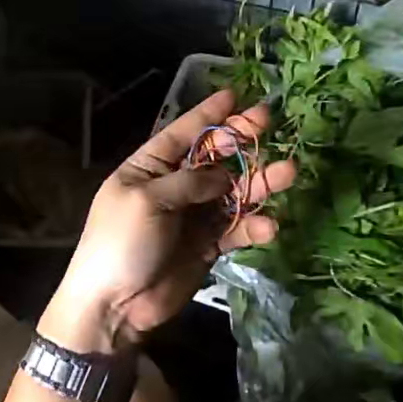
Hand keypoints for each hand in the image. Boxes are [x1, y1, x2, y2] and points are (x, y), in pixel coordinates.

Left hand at [45, 89, 294, 349]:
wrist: (114, 306)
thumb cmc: (120, 243)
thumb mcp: (146, 201)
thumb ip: (188, 182)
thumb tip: (224, 176)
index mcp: (148, 169)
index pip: (181, 133)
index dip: (207, 115)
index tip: (235, 95)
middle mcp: (173, 187)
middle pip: (213, 158)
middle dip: (240, 140)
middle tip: (268, 122)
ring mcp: (192, 217)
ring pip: (232, 192)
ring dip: (259, 182)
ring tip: (288, 172)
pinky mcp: (208, 246)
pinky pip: (236, 229)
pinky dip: (253, 226)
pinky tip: (269, 226)